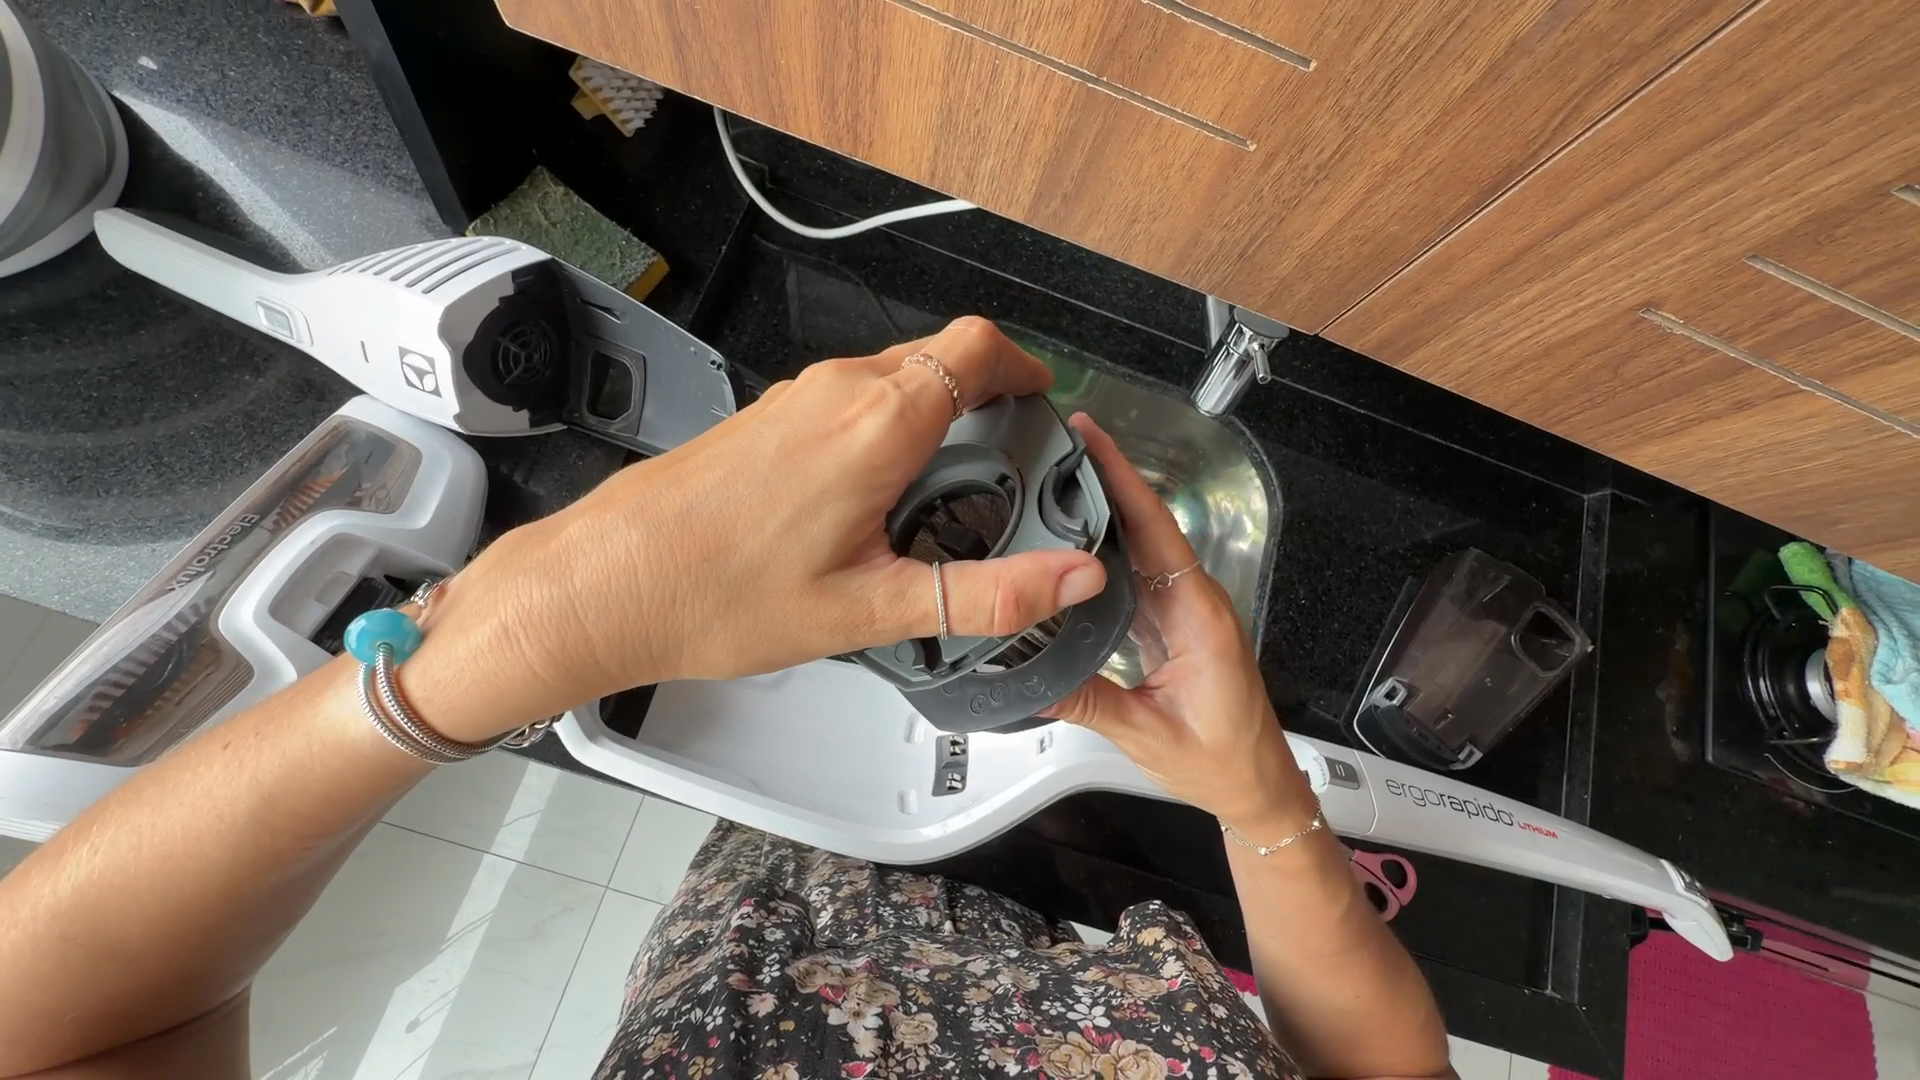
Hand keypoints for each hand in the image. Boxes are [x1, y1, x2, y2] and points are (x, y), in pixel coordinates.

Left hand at [403, 318, 1109, 740]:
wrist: (602, 585)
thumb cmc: (716, 595)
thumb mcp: (872, 608)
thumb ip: (984, 593)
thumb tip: (1069, 579)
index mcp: (876, 422)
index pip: (976, 349)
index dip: (1022, 367)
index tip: (1042, 401)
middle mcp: (834, 391)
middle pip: (941, 359)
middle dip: (988, 399)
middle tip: (1007, 466)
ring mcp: (794, 398)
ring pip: (895, 378)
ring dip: (936, 417)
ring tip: (947, 493)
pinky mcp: (768, 417)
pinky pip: (850, 400)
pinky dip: (888, 429)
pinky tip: (876, 499)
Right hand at [1045, 415, 1315, 835]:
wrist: (1258, 785)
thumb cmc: (1223, 763)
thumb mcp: (1147, 735)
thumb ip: (1088, 701)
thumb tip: (1031, 679)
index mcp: (1198, 615)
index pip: (1156, 529)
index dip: (1123, 480)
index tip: (1093, 439)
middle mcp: (1194, 602)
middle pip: (1147, 525)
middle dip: (1108, 478)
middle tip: (1062, 444)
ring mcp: (1185, 611)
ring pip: (1142, 546)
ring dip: (1107, 508)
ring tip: (1061, 480)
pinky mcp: (1174, 624)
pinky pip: (1139, 574)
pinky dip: (1108, 550)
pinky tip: (1077, 543)